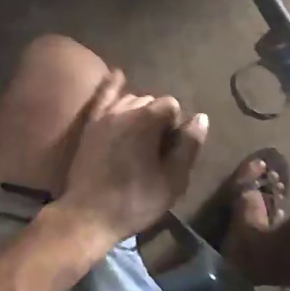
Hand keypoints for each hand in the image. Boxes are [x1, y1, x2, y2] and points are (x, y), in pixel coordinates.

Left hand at [46, 70, 208, 251]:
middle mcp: (125, 109)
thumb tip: (201, 118)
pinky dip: (111, 86)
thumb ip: (189, 145)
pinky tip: (118, 75)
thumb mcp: (173, 180)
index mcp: (148, 119)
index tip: (171, 151)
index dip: (175, 127)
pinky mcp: (90, 126)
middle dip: (158, 119)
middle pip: (150, 101)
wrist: (88, 215)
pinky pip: (102, 97)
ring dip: (140, 111)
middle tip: (158, 149)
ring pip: (130, 100)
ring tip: (142, 137)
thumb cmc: (135, 200)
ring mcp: (104, 116)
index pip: (171, 106)